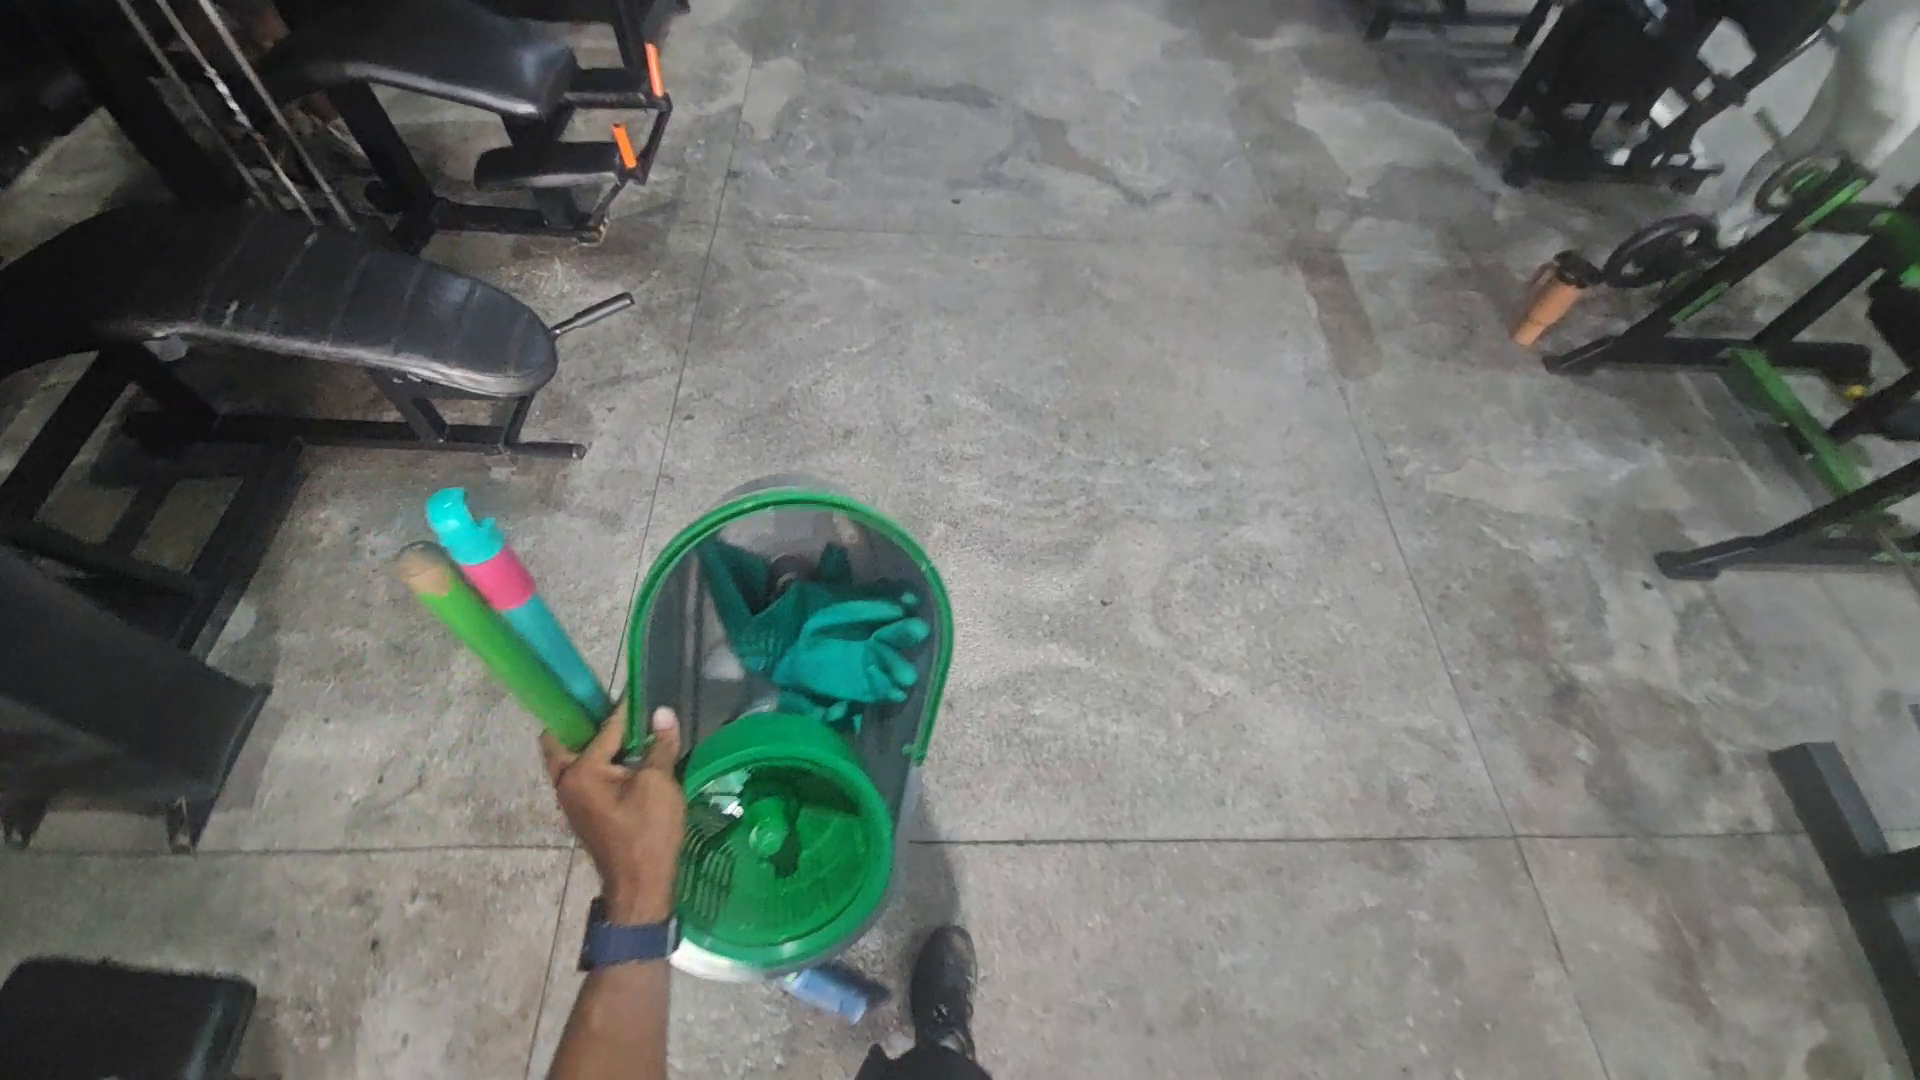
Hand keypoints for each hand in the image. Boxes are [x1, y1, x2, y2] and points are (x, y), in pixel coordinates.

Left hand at [541, 703, 684, 924]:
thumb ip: (660, 745)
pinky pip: (583, 774)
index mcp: (579, 772)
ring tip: (625, 730)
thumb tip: (663, 712)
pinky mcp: (585, 811)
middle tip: (614, 711)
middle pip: (561, 741)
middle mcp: (565, 783)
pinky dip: (599, 761)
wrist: (640, 885)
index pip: (603, 728)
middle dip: (584, 722)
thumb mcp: (659, 783)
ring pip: (571, 759)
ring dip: (592, 743)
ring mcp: (572, 799)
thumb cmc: (647, 831)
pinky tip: (628, 758)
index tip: (638, 690)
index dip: (625, 709)